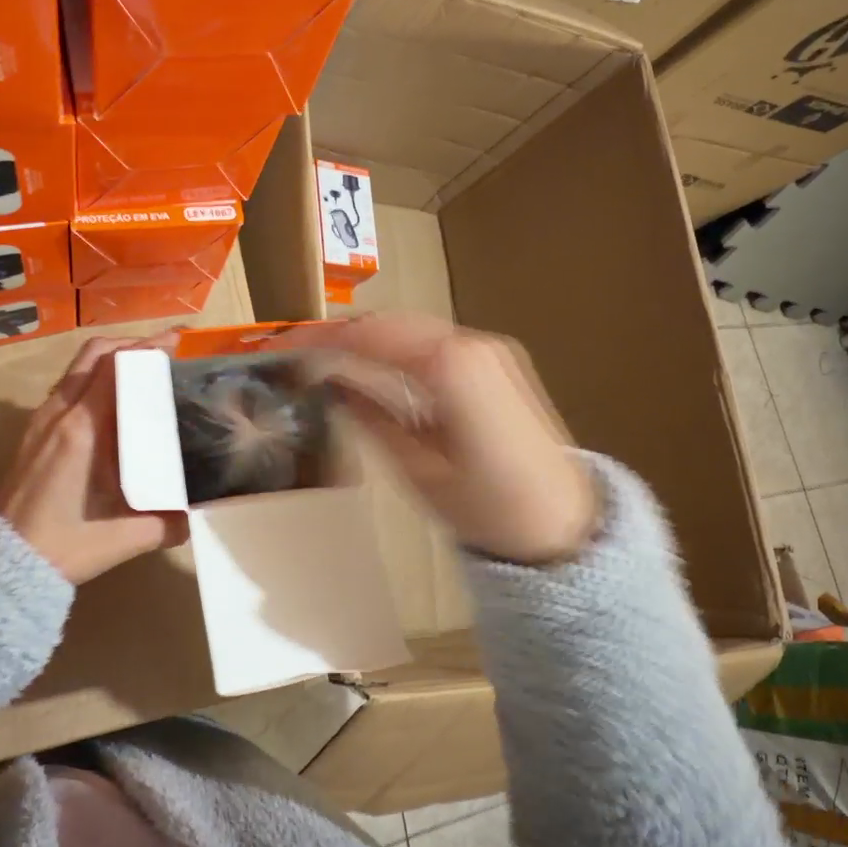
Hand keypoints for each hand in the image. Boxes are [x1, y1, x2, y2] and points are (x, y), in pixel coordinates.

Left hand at [0, 335, 188, 583]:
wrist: (1, 562)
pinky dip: (93, 382)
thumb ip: (167, 523)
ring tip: (141, 375)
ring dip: (109, 362)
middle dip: (129, 345)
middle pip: (93, 355)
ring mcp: (40, 420)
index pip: (115, 367)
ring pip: (77, 370)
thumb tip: (194, 516)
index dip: (146, 347)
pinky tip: (112, 407)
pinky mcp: (32, 433)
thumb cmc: (64, 545)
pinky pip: (67, 389)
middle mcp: (58, 413)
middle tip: (161, 354)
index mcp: (81, 429)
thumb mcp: (126, 538)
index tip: (175, 341)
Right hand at [277, 315, 598, 565]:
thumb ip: (371, 418)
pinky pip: (432, 341)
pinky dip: (396, 347)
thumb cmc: (488, 507)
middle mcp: (472, 345)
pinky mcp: (496, 362)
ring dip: (368, 337)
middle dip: (342, 333)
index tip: (284, 346)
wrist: (563, 523)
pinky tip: (372, 365)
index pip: (374, 335)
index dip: (324, 337)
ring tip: (324, 356)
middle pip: (392, 323)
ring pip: (412, 328)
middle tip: (297, 350)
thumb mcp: (417, 470)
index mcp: (451, 369)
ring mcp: (489, 350)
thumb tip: (332, 386)